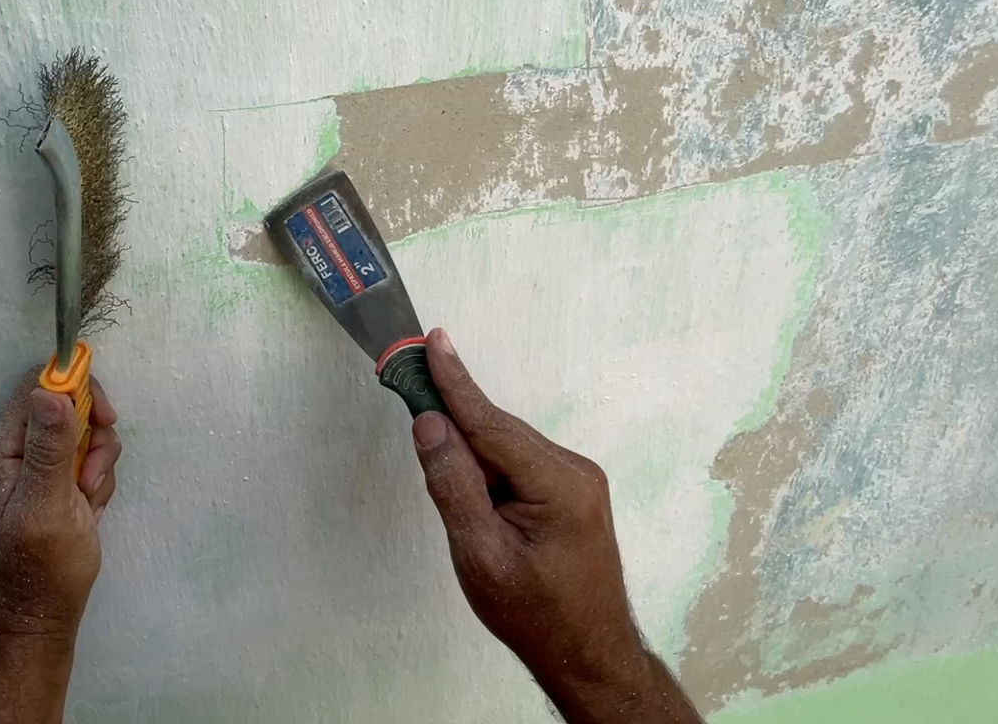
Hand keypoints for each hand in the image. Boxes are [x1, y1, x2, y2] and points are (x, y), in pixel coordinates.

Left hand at [0, 366, 121, 635]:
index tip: (105, 418)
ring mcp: (37, 458)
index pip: (38, 387)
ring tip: (89, 496)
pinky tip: (89, 504)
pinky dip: (100, 473)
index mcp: (1, 446)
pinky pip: (90, 450)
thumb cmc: (43, 564)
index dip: (75, 391)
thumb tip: (49, 390)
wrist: (47, 609)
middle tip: (95, 472)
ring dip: (99, 458)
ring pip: (84, 426)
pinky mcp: (58, 472)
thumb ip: (50, 448)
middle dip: (92, 433)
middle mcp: (15, 445)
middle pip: (66, 401)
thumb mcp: (47, 504)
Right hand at [410, 329, 700, 723]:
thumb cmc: (533, 614)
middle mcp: (573, 468)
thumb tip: (429, 422)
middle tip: (408, 389)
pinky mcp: (570, 488)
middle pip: (496, 429)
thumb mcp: (480, 555)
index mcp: (557, 484)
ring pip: (503, 443)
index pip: (490, 422)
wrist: (589, 658)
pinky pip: (514, 458)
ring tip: (443, 473)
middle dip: (451, 416)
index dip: (454, 381)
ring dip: (468, 446)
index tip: (432, 339)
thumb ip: (453, 484)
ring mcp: (576, 477)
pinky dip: (485, 462)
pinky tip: (473, 490)